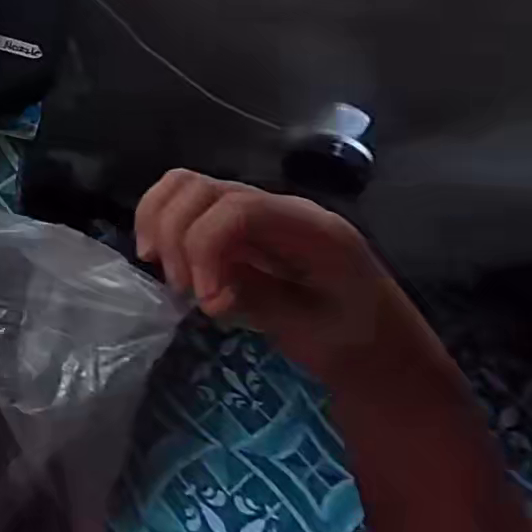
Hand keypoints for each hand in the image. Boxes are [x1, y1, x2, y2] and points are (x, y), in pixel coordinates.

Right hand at [134, 170, 435, 384]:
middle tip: (179, 288)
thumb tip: (205, 292)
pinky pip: (180, 203)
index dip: (204, 247)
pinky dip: (157, 224)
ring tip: (159, 267)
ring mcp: (249, 207)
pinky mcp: (227, 221)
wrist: (375, 345)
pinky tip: (161, 258)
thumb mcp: (314, 329)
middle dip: (174, 236)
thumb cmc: (352, 342)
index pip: (237, 209)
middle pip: (198, 188)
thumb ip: (255, 299)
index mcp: (311, 227)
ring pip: (179, 187)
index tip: (204, 300)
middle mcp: (275, 204)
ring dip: (156, 223)